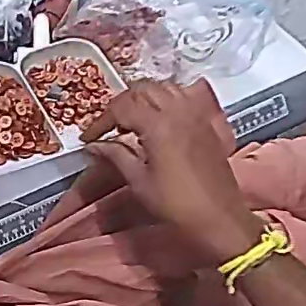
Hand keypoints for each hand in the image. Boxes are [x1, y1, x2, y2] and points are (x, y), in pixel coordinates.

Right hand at [81, 79, 262, 262]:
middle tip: (108, 127)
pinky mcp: (206, 123)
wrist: (218, 217)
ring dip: (143, 98)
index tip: (88, 138)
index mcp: (159, 126)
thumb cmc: (174, 204)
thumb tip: (94, 145)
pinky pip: (183, 97)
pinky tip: (158, 120)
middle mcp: (178, 111)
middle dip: (120, 104)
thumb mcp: (139, 181)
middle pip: (142, 90)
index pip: (122, 107)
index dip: (101, 120)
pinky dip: (164, 100)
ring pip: (164, 88)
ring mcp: (196, 114)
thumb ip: (116, 156)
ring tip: (131, 121)